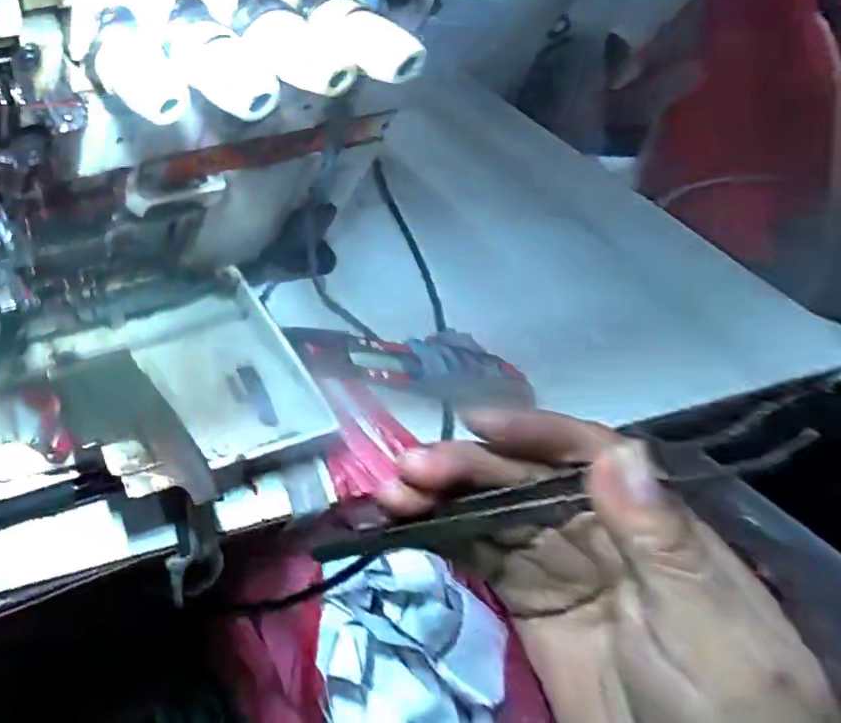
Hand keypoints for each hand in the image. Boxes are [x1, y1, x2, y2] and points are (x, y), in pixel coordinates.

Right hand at [377, 408, 836, 722]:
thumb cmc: (726, 710)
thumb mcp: (714, 635)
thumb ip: (663, 544)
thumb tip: (617, 452)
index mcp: (653, 531)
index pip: (591, 457)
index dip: (534, 432)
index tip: (476, 422)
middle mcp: (597, 534)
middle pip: (517, 477)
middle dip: (459, 465)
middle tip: (408, 469)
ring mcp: (553, 563)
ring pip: (481, 505)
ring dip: (432, 492)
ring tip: (390, 496)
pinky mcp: (518, 593)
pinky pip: (466, 546)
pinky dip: (427, 528)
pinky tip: (397, 520)